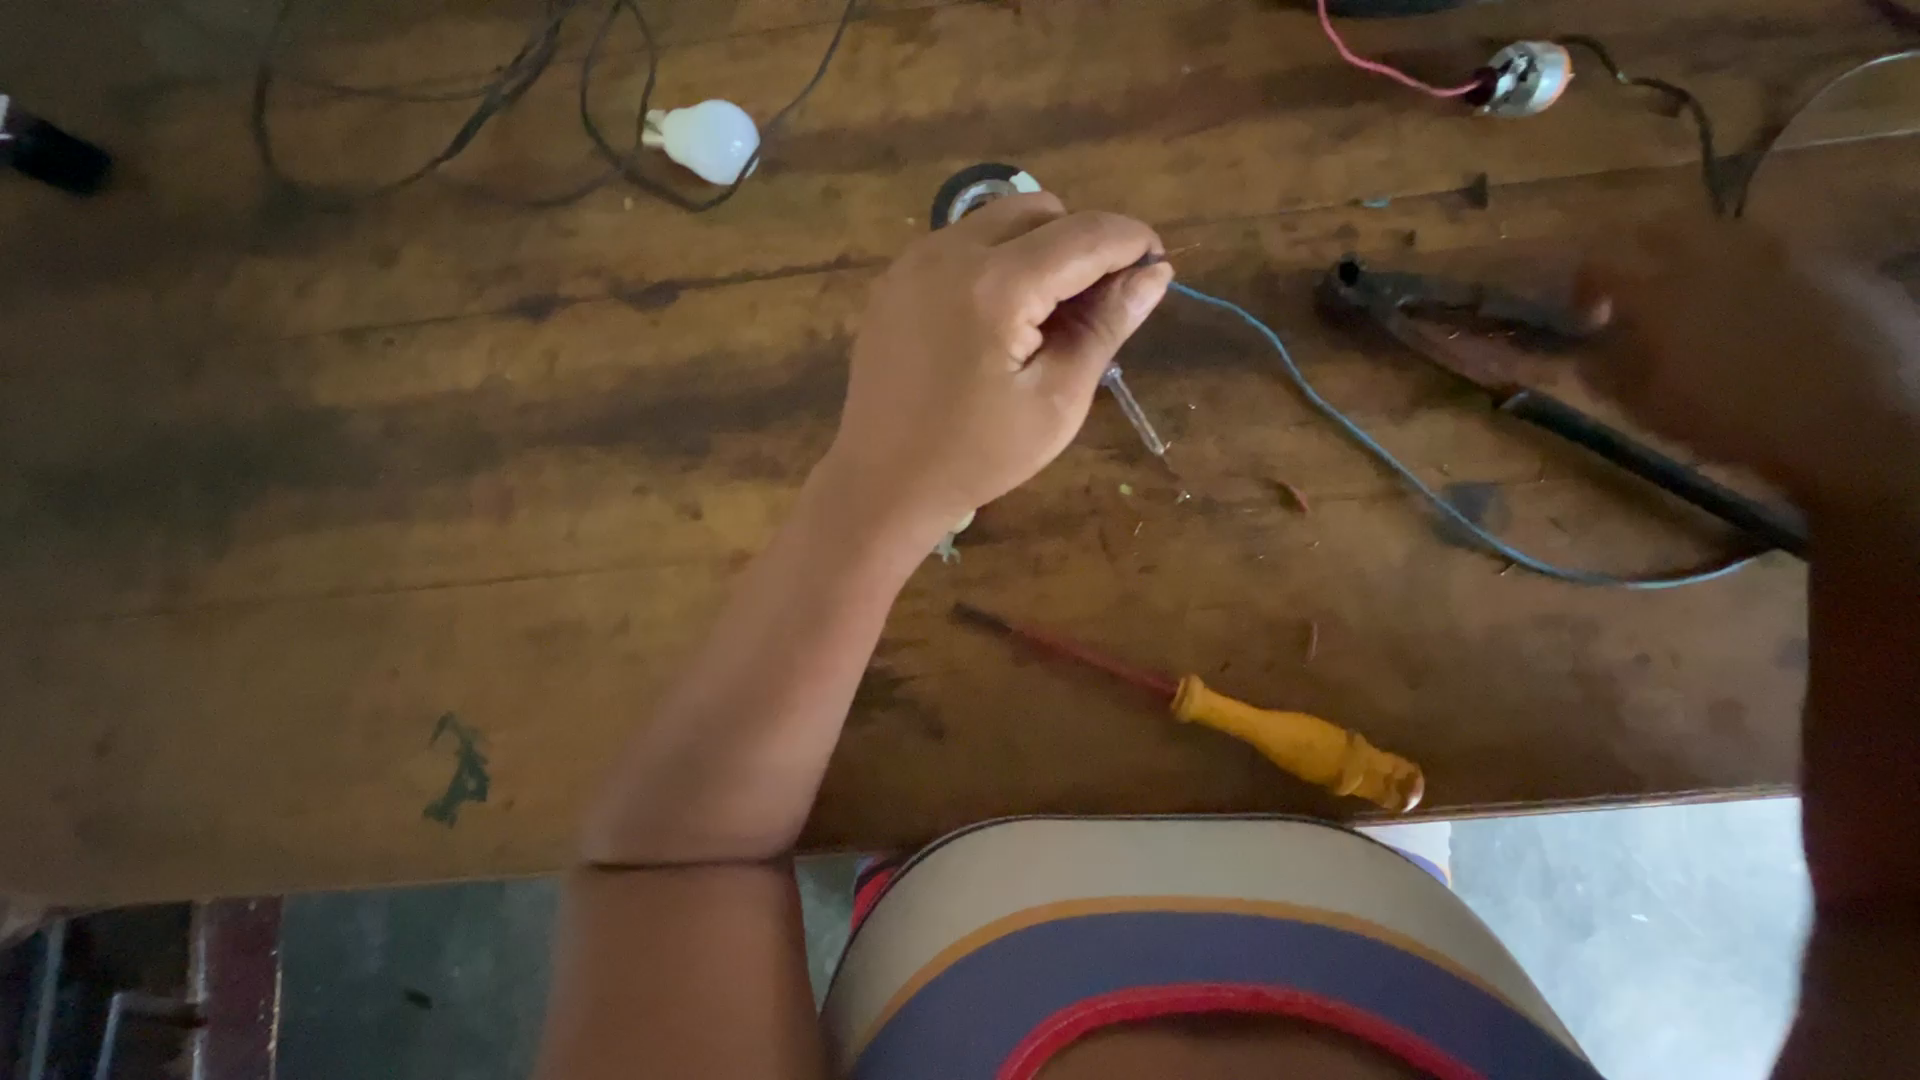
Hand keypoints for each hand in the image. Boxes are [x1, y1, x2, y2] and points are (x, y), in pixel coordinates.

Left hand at [818, 193, 1171, 533]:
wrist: (883, 481)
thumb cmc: (978, 455)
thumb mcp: (1056, 400)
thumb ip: (1105, 327)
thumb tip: (1155, 272)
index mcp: (996, 285)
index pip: (1085, 233)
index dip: (1132, 242)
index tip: (1156, 267)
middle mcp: (949, 252)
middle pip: (1039, 211)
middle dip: (1081, 241)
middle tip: (1095, 304)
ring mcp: (913, 263)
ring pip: (996, 220)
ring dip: (1037, 247)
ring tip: (1046, 314)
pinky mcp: (894, 281)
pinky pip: (959, 245)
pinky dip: (994, 261)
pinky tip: (997, 320)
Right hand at [1577, 218, 1919, 512]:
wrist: (1860, 419)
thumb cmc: (1733, 419)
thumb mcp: (1648, 408)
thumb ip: (1608, 373)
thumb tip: (1588, 354)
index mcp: (1660, 292)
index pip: (1600, 261)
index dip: (1583, 286)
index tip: (1588, 319)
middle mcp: (1717, 258)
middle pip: (1664, 225)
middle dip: (1641, 252)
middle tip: (1640, 292)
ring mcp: (1784, 254)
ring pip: (1726, 234)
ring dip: (1701, 260)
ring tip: (1706, 302)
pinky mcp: (1835, 263)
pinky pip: (1779, 255)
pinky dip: (1757, 276)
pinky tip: (1765, 317)